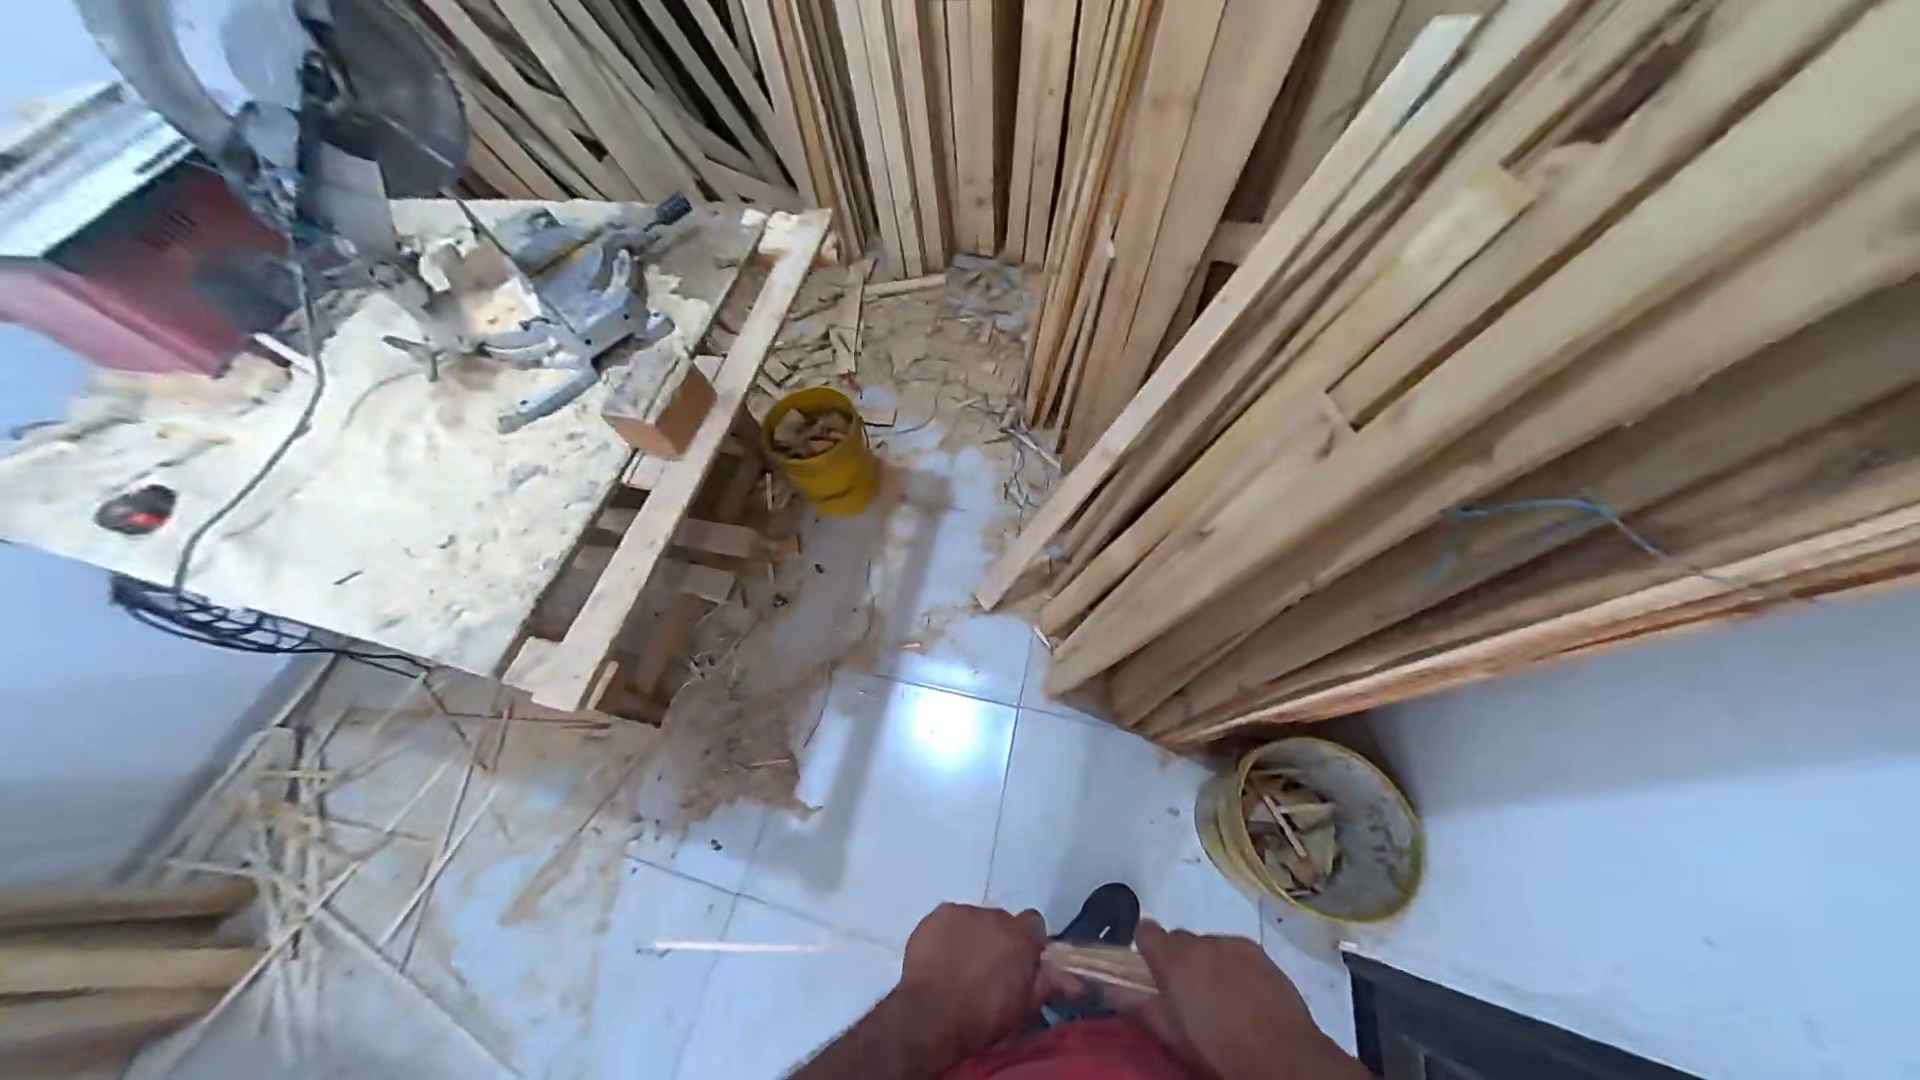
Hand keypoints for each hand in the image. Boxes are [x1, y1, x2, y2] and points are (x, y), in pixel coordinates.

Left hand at [896, 903, 1062, 1055]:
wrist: (930, 1015)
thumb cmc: (982, 1016)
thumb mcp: (1021, 1007)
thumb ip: (1048, 985)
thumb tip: (1076, 980)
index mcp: (1020, 935)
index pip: (1034, 923)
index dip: (1029, 942)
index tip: (1021, 962)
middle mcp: (994, 915)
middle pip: (1002, 921)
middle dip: (998, 940)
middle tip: (989, 969)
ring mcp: (963, 911)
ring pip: (975, 920)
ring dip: (973, 936)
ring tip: (961, 965)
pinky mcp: (937, 913)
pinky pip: (949, 919)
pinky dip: (948, 933)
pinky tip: (942, 956)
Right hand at [1127, 921, 1365, 1079]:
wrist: (1284, 1059)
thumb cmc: (1219, 1051)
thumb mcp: (1173, 1037)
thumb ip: (1138, 1007)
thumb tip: (1108, 989)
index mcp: (1173, 957)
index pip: (1145, 930)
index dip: (1146, 948)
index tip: (1152, 971)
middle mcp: (1198, 941)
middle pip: (1179, 940)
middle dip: (1179, 960)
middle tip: (1190, 994)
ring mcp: (1230, 943)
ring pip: (1208, 946)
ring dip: (1207, 963)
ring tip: (1223, 999)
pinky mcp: (1257, 951)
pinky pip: (1234, 951)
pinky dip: (1233, 966)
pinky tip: (1246, 995)